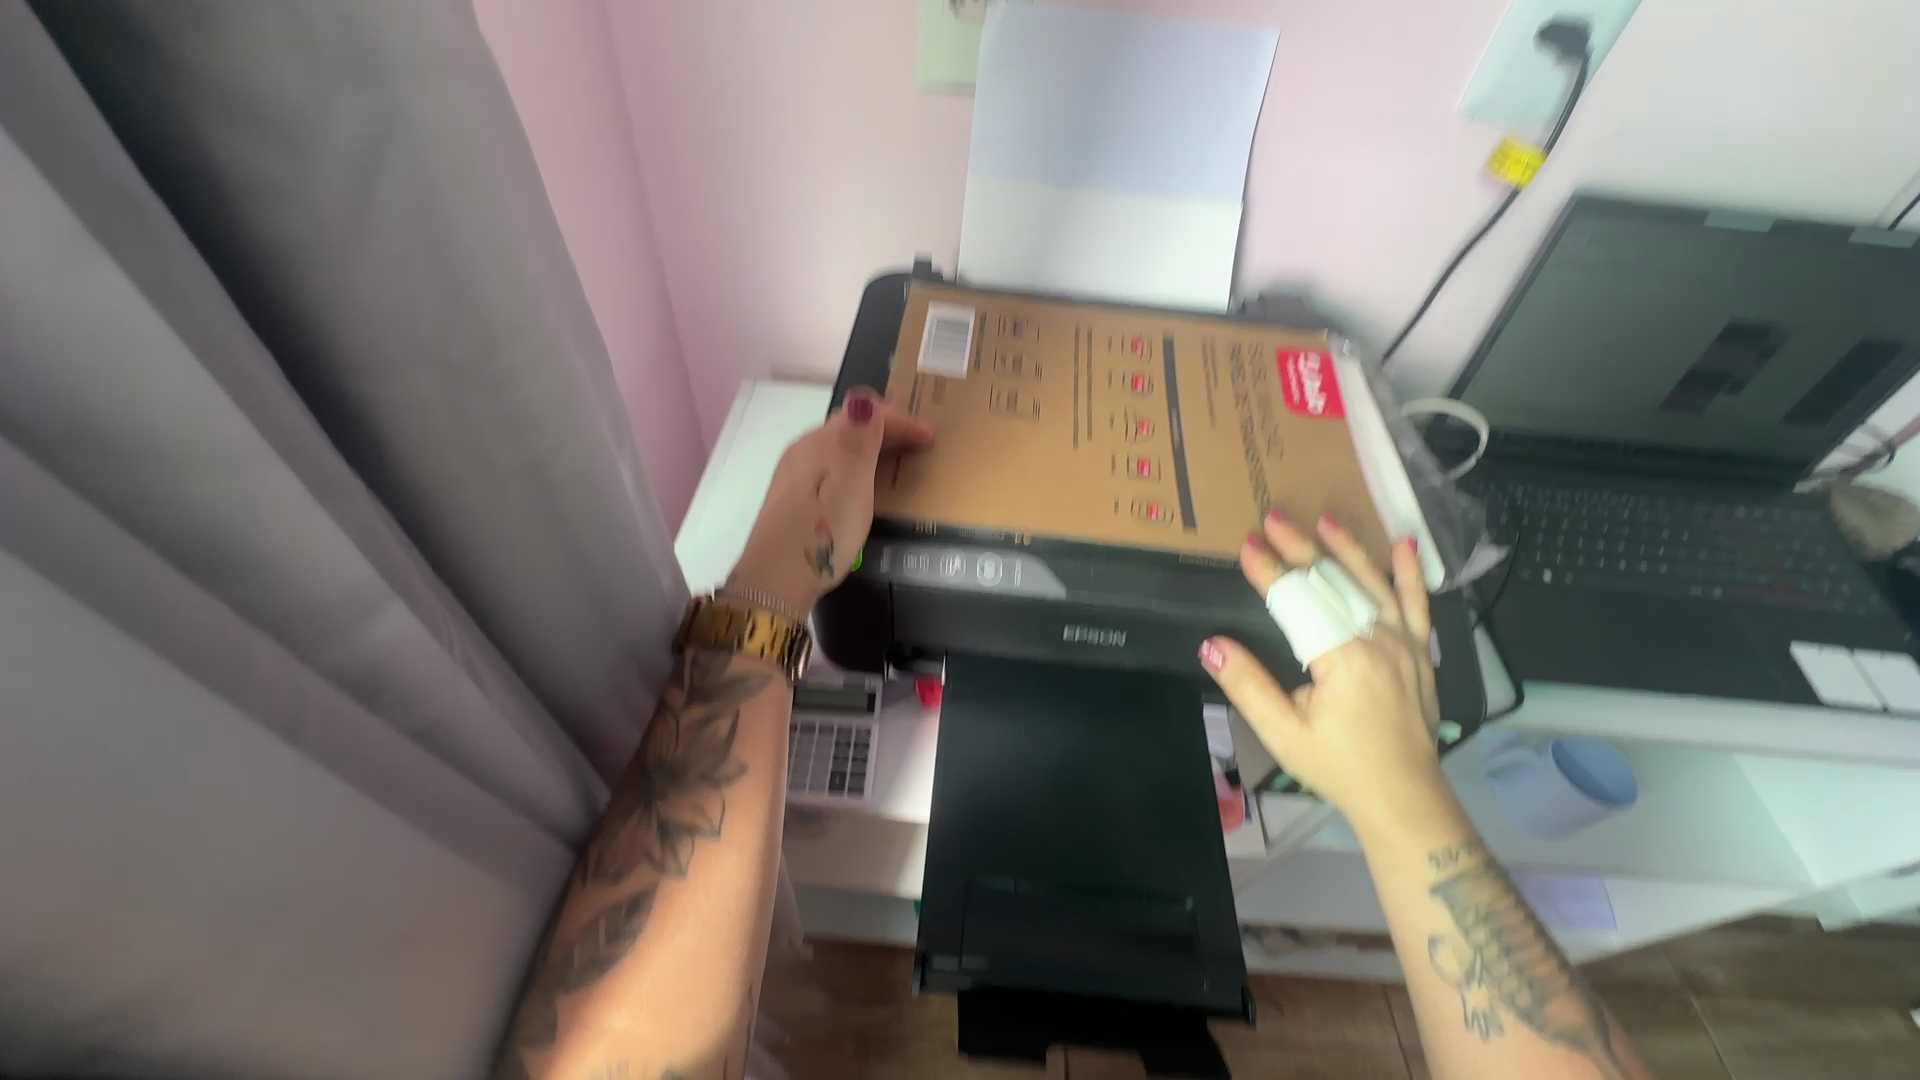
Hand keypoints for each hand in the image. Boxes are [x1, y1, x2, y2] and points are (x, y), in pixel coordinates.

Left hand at [729, 387, 933, 614]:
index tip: (931, 436)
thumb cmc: (822, 531)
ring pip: (836, 445)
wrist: (775, 580)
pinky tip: (858, 480)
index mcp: (821, 443)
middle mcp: (803, 451)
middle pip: (848, 426)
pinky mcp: (790, 500)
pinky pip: (828, 465)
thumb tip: (866, 397)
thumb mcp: (850, 483)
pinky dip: (852, 463)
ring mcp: (793, 475)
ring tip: (892, 453)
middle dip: (884, 427)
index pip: (865, 415)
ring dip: (868, 444)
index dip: (901, 420)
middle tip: (915, 436)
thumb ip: (859, 438)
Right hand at [1197, 511, 1442, 827]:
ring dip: (1347, 548)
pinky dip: (1409, 574)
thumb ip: (1247, 685)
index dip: (1270, 572)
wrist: (1404, 796)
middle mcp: (1377, 641)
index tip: (1247, 545)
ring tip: (1326, 515)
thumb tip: (1211, 646)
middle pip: (1333, 583)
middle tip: (1273, 517)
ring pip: (1372, 584)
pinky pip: (1416, 604)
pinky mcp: (1419, 652)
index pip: (1298, 602)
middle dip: (1300, 547)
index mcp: (1344, 658)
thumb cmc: (1338, 765)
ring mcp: (1404, 644)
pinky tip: (1404, 544)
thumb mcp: (1282, 733)